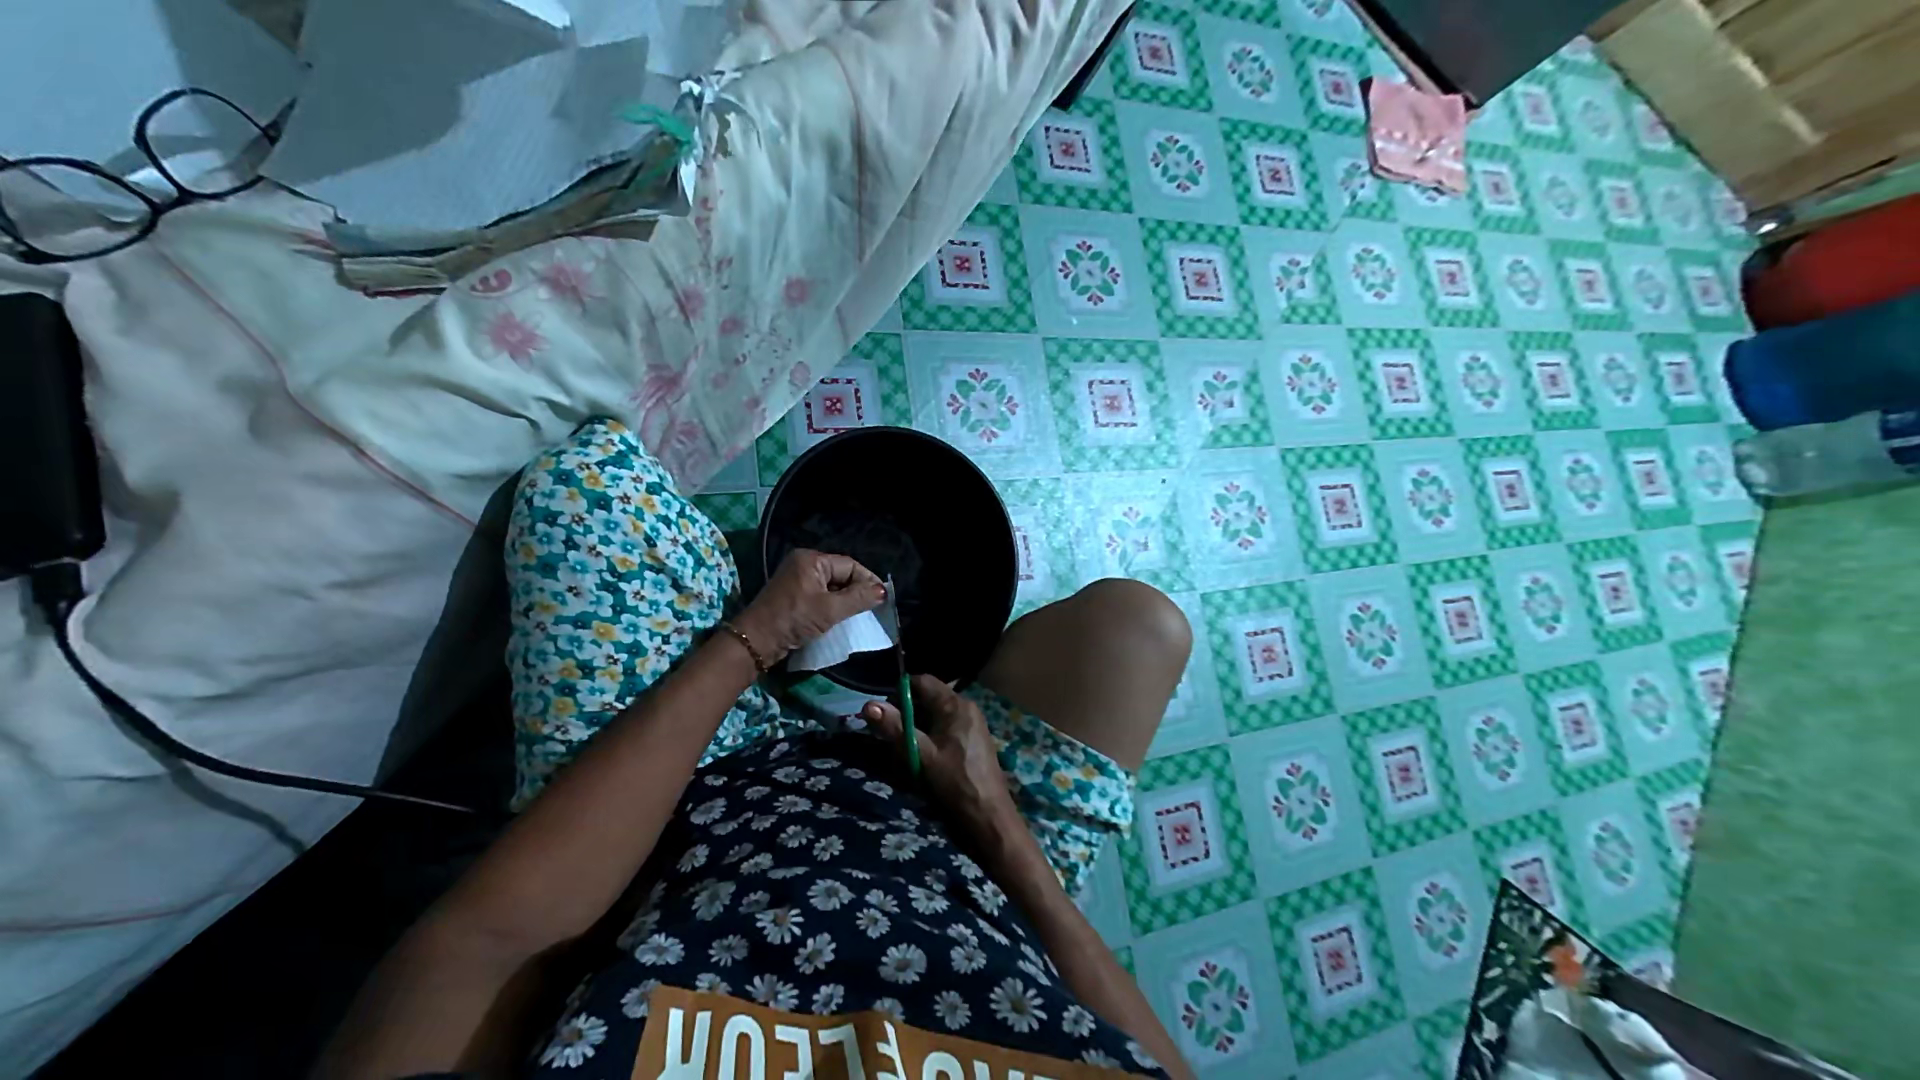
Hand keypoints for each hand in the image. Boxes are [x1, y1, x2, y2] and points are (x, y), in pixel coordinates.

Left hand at [731, 549, 884, 664]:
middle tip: (874, 608)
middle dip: (858, 590)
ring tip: (861, 614)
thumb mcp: (830, 610)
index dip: (868, 581)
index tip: (883, 599)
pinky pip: (821, 594)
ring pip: (832, 586)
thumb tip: (883, 591)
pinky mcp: (794, 595)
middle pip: (841, 574)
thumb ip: (858, 598)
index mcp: (811, 559)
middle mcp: (803, 563)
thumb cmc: (793, 620)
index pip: (850, 565)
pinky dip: (833, 604)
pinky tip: (841, 616)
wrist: (756, 641)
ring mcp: (797, 579)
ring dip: (846, 599)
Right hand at [864, 675, 1018, 835]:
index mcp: (955, 704)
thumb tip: (868, 704)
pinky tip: (924, 755)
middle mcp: (966, 706)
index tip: (884, 711)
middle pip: (929, 697)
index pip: (922, 681)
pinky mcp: (973, 737)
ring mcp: (972, 722)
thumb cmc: (955, 781)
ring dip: (918, 725)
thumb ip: (895, 728)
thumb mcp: (921, 754)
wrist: (989, 814)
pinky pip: (947, 725)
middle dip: (907, 711)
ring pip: (937, 713)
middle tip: (891, 733)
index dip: (900, 692)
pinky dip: (932, 734)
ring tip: (905, 747)